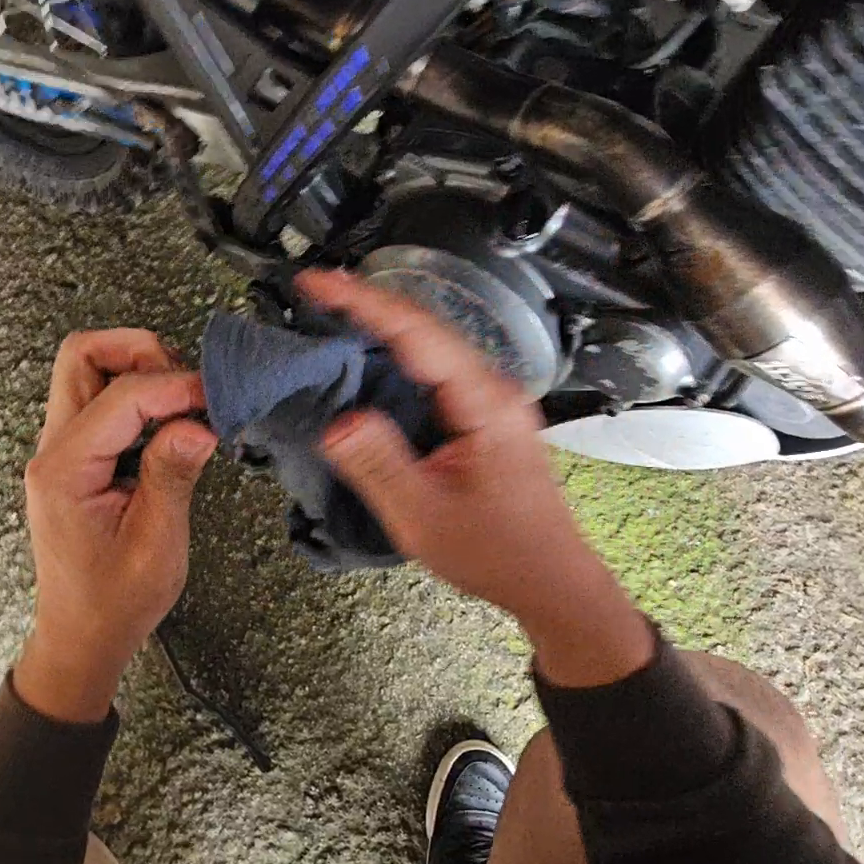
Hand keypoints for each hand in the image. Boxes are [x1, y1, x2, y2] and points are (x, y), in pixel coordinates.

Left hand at [17, 329, 217, 722]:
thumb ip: (172, 474)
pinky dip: (135, 398)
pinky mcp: (74, 460)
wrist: (80, 637)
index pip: (121, 395)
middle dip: (138, 352)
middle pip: (82, 357)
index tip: (215, 399)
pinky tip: (168, 425)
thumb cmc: (115, 602)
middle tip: (186, 384)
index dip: (174, 386)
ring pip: (86, 372)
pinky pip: (98, 403)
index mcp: (65, 470)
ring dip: (136, 371)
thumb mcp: (156, 544)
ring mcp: (59, 452)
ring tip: (182, 405)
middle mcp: (52, 450)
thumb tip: (198, 422)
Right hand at [299, 269, 653, 685]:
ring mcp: (488, 402)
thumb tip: (337, 421)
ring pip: (425, 348)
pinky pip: (429, 374)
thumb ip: (380, 466)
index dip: (361, 301)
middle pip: (422, 327)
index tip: (316, 282)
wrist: (551, 582)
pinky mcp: (478, 417)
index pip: (416, 331)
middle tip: (311, 293)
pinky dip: (389, 361)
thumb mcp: (426, 516)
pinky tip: (361, 365)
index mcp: (484, 403)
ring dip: (375, 330)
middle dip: (363, 305)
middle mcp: (491, 390)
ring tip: (326, 318)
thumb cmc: (499, 554)